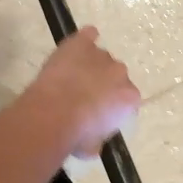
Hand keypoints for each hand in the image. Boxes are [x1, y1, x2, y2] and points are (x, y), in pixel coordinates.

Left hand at [23, 26, 140, 157]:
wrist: (54, 113)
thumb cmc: (76, 134)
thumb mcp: (92, 146)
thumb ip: (97, 140)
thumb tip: (92, 144)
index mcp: (129, 98)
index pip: (128, 100)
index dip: (113, 106)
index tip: (100, 114)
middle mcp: (120, 73)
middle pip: (116, 75)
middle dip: (103, 84)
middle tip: (85, 96)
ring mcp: (100, 55)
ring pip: (100, 57)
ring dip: (91, 65)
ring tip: (73, 77)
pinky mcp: (81, 43)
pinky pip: (88, 35)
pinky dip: (86, 37)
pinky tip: (82, 41)